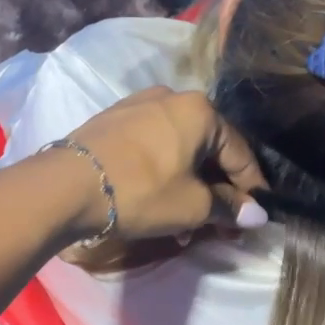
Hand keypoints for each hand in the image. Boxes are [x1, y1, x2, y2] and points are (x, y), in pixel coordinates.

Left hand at [65, 87, 268, 240]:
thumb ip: (228, 207)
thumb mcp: (192, 207)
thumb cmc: (141, 191)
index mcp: (201, 111)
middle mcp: (172, 97)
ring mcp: (139, 105)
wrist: (67, 186)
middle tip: (220, 226)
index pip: (240, 153)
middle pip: (208, 150)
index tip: (255, 217)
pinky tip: (159, 205)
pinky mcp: (113, 120)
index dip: (251, 190)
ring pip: (179, 151)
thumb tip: (257, 214)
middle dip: (217, 191)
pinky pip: (153, 148)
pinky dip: (164, 176)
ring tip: (186, 227)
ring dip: (189, 188)